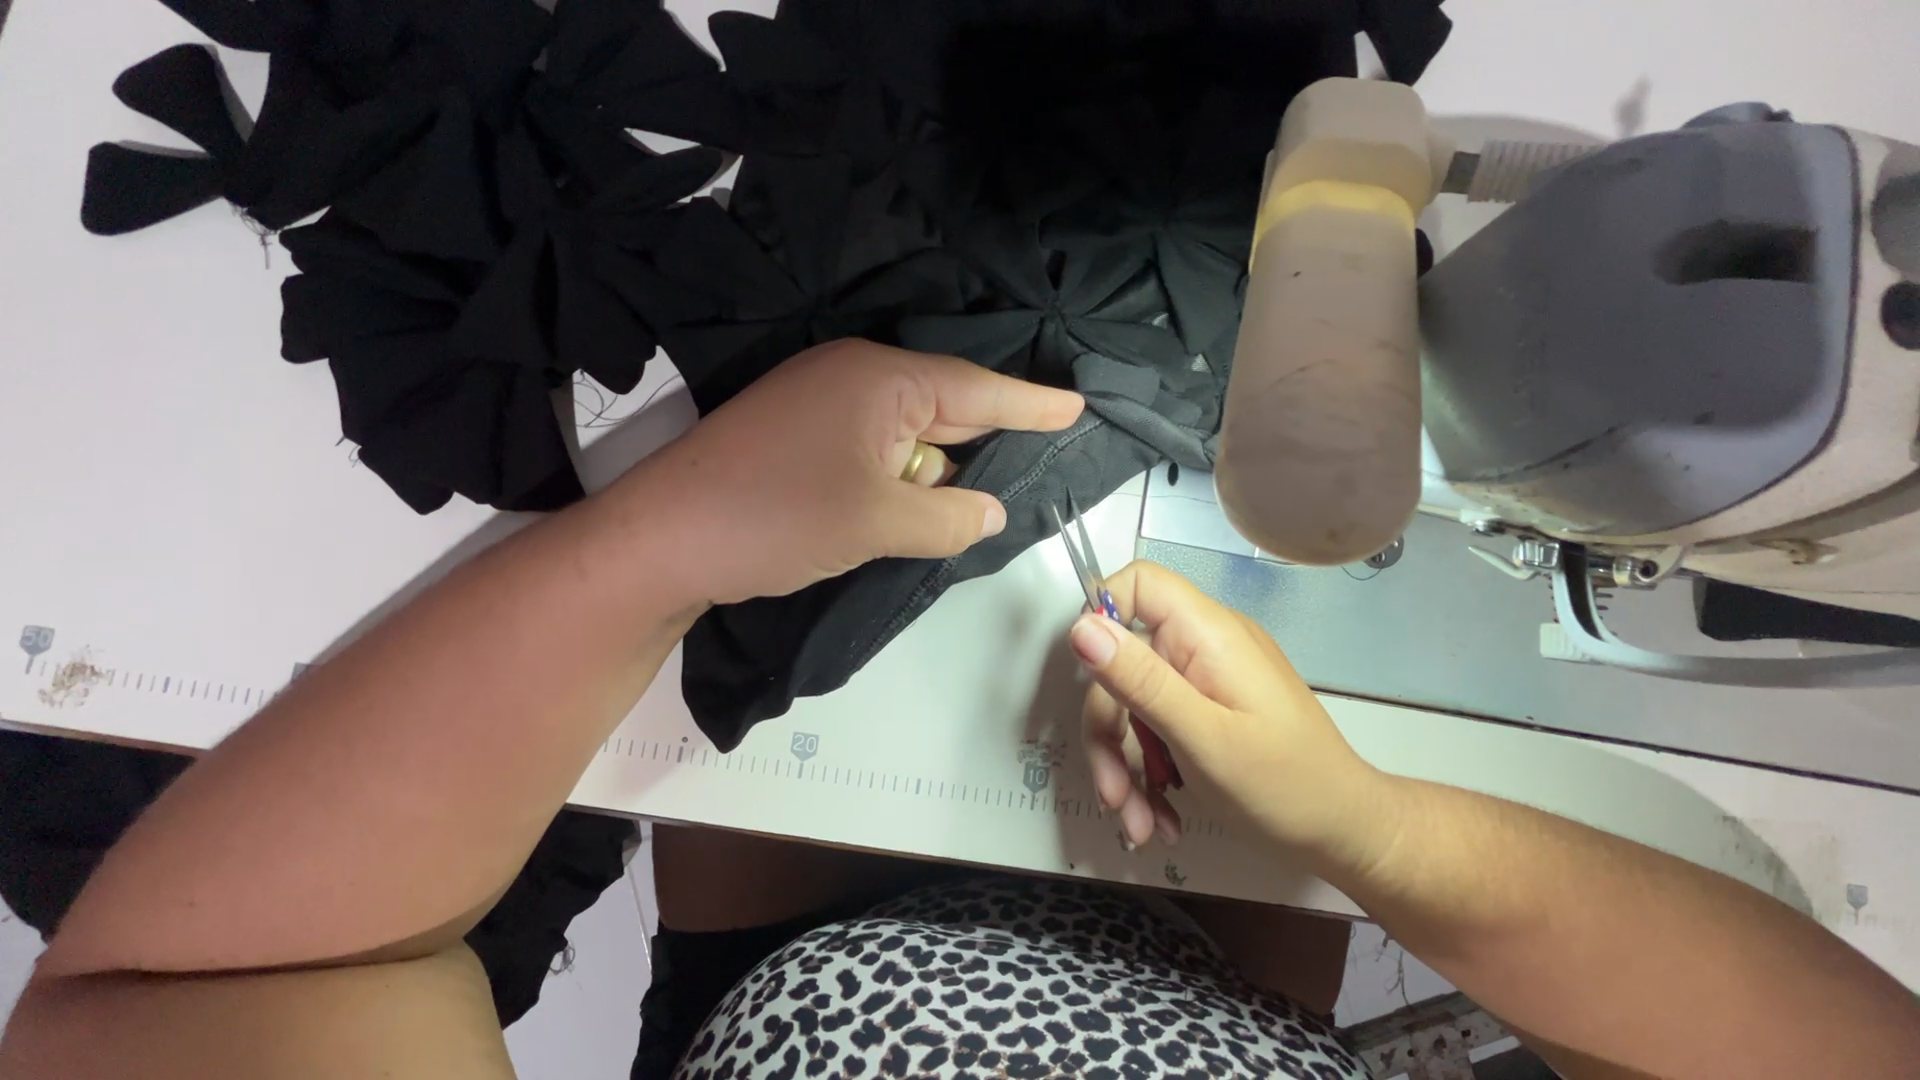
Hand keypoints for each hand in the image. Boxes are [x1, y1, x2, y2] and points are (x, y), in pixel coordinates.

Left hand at [623, 339, 1083, 603]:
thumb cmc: (776, 518)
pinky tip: (910, 513)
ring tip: (969, 511)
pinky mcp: (800, 437)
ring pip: (908, 438)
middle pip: (945, 408)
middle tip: (1041, 458)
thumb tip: (990, 512)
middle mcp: (853, 378)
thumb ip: (950, 517)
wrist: (661, 539)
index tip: (1078, 405)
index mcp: (880, 379)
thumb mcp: (878, 522)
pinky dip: (898, 482)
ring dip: (934, 476)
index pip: (978, 388)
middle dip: (985, 443)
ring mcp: (822, 405)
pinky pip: (874, 452)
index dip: (1032, 402)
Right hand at [1070, 561, 1391, 862]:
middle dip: (1110, 734)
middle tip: (1115, 796)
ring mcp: (1205, 681)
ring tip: (1140, 824)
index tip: (1088, 678)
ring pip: (1133, 706)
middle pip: (1123, 663)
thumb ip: (1141, 681)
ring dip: (1126, 767)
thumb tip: (1081, 627)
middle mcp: (1203, 647)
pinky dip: (1149, 774)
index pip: (1138, 584)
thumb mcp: (1203, 738)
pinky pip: (1157, 728)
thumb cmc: (1286, 786)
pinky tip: (1159, 817)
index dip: (1101, 617)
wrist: (1345, 834)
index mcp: (1207, 634)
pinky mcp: (1207, 713)